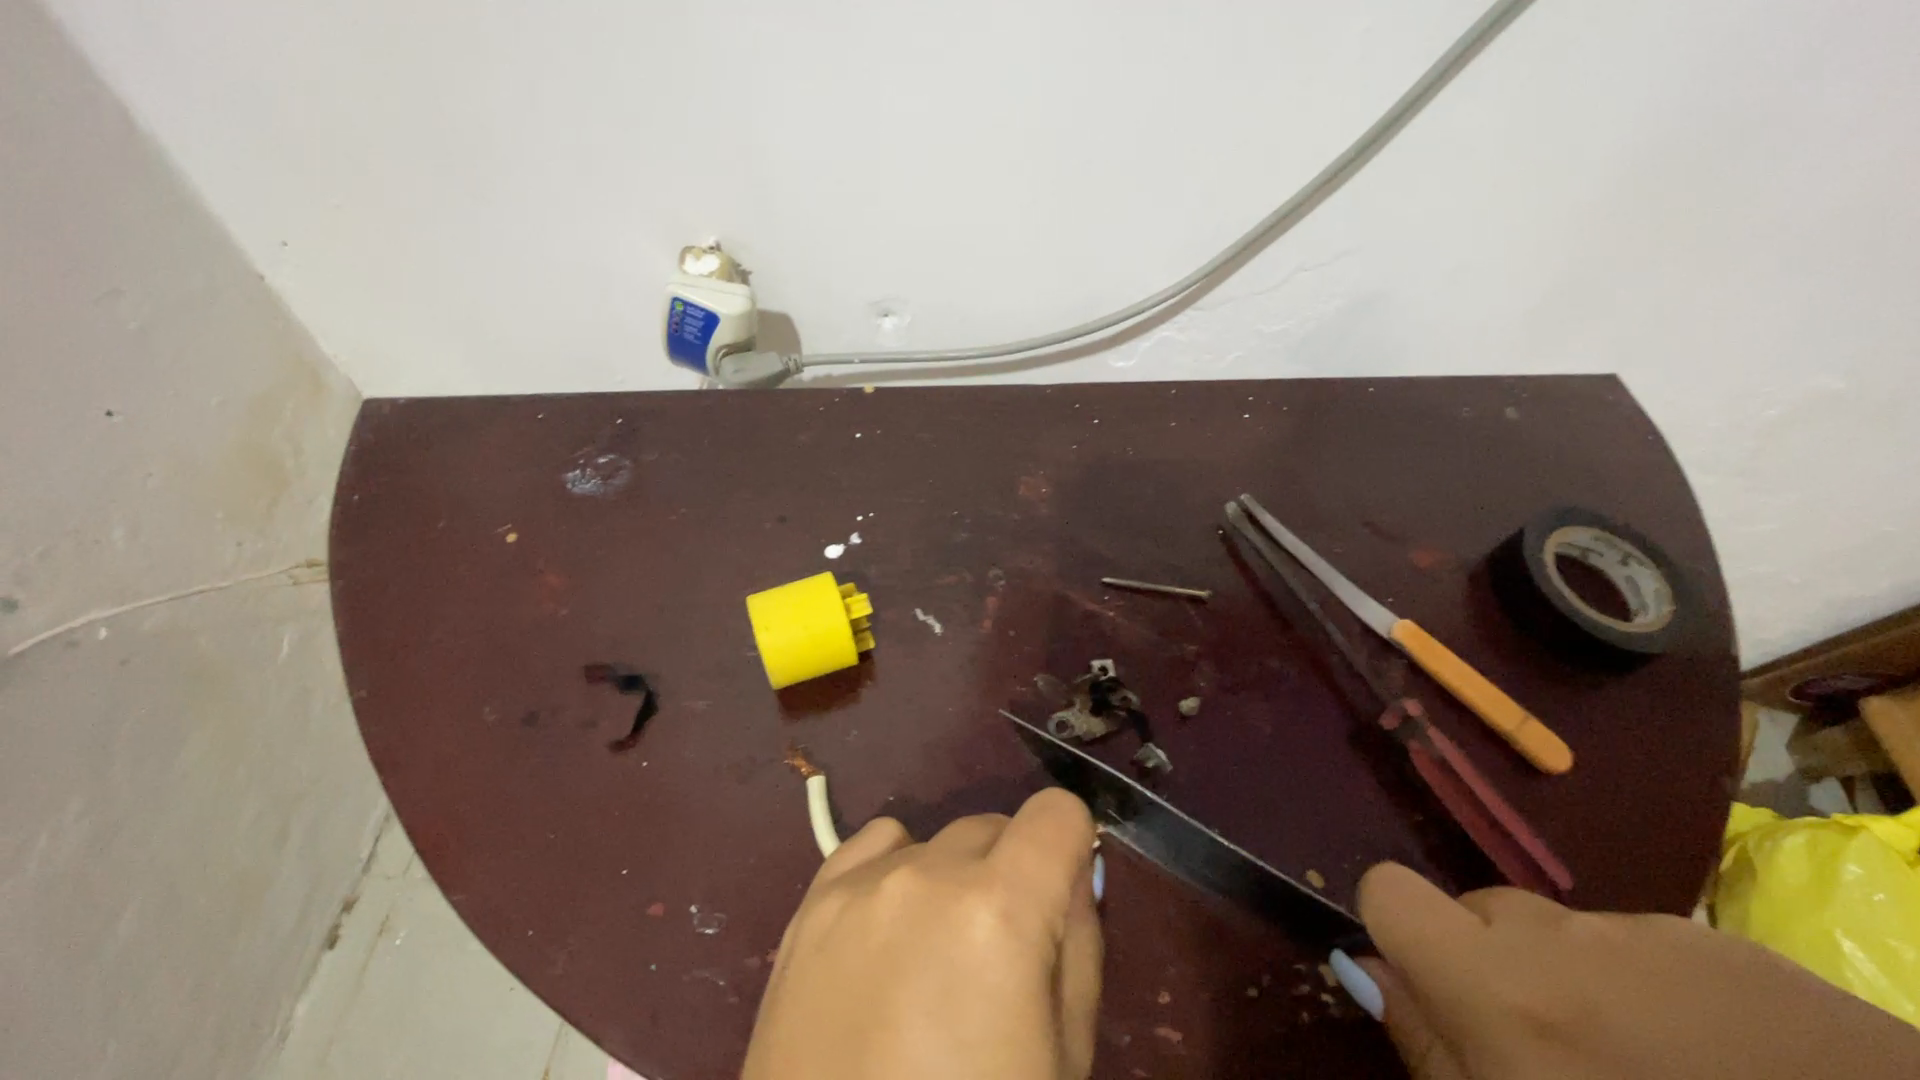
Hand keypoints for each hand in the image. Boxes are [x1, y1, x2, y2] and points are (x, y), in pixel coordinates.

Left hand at [742, 788, 1102, 1079]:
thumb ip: (1079, 942)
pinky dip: (894, 870)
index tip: (1063, 892)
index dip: (1072, 847)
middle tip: (1000, 952)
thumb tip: (1070, 876)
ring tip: (934, 951)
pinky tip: (888, 931)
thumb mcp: (1063, 1050)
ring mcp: (862, 884)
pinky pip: (873, 847)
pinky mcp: (811, 903)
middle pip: (993, 828)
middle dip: (1012, 872)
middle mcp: (928, 875)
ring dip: (951, 877)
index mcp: (1001, 910)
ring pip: (934, 841)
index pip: (1057, 813)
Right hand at [1356, 862, 1919, 1079]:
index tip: (1427, 990)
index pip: (1388, 890)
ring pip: (1568, 934)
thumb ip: (1428, 1046)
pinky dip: (1651, 991)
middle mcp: (1561, 933)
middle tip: (1542, 1054)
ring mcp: (1650, 931)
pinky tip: (1714, 1063)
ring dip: (1575, 982)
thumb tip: (1366, 969)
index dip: (1392, 930)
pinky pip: (1648, 948)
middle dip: (1490, 965)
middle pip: (1482, 911)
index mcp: (1497, 983)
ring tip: (1643, 1068)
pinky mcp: (1731, 945)